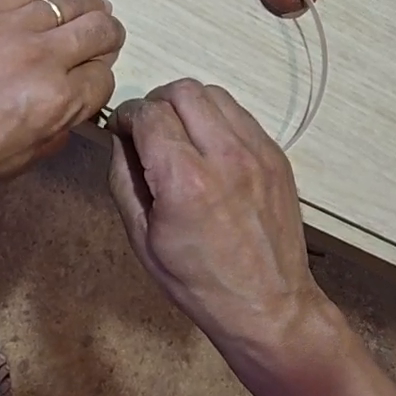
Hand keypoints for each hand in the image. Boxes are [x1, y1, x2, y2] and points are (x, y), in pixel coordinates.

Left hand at [0, 0, 124, 209]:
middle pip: (100, 30)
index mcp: (54, 100)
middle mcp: (38, 56)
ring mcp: (5, 26)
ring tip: (83, 17)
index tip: (88, 88)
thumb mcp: (18, 163)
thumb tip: (71, 109)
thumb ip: (56, 130)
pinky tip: (40, 8)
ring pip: (68, 1)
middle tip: (100, 46)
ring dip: (83, 11)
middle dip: (107, 41)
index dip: (99, 86)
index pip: (104, 79)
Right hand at [107, 80, 328, 357]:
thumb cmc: (196, 280)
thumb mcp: (141, 237)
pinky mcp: (276, 155)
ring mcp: (256, 152)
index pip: (147, 113)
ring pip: (213, 93)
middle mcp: (223, 155)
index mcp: (184, 180)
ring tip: (178, 135)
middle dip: (155, 102)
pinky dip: (215, 118)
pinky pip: (239, 113)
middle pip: (181, 90)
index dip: (125, 115)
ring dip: (186, 105)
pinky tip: (207, 147)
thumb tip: (119, 138)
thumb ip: (124, 178)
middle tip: (147, 130)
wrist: (268, 305)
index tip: (120, 130)